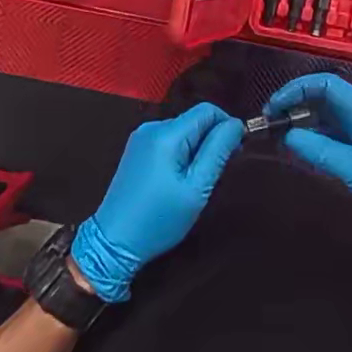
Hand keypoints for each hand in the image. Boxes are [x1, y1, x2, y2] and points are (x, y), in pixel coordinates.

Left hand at [70, 103, 244, 301]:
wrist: (114, 241)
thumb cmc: (159, 219)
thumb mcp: (196, 188)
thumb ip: (217, 152)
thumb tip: (236, 124)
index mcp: (166, 134)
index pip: (208, 110)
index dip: (227, 126)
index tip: (236, 153)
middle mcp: (151, 128)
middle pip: (194, 120)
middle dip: (212, 140)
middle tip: (217, 174)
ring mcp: (141, 138)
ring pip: (183, 131)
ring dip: (198, 149)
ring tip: (198, 182)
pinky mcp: (136, 151)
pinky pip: (169, 141)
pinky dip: (182, 154)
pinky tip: (180, 180)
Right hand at [266, 73, 351, 321]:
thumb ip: (319, 150)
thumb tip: (286, 134)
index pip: (325, 84)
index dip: (295, 90)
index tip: (270, 109)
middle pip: (324, 99)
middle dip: (295, 106)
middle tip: (268, 126)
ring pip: (328, 119)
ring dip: (302, 124)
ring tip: (278, 139)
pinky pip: (334, 139)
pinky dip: (314, 141)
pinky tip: (300, 153)